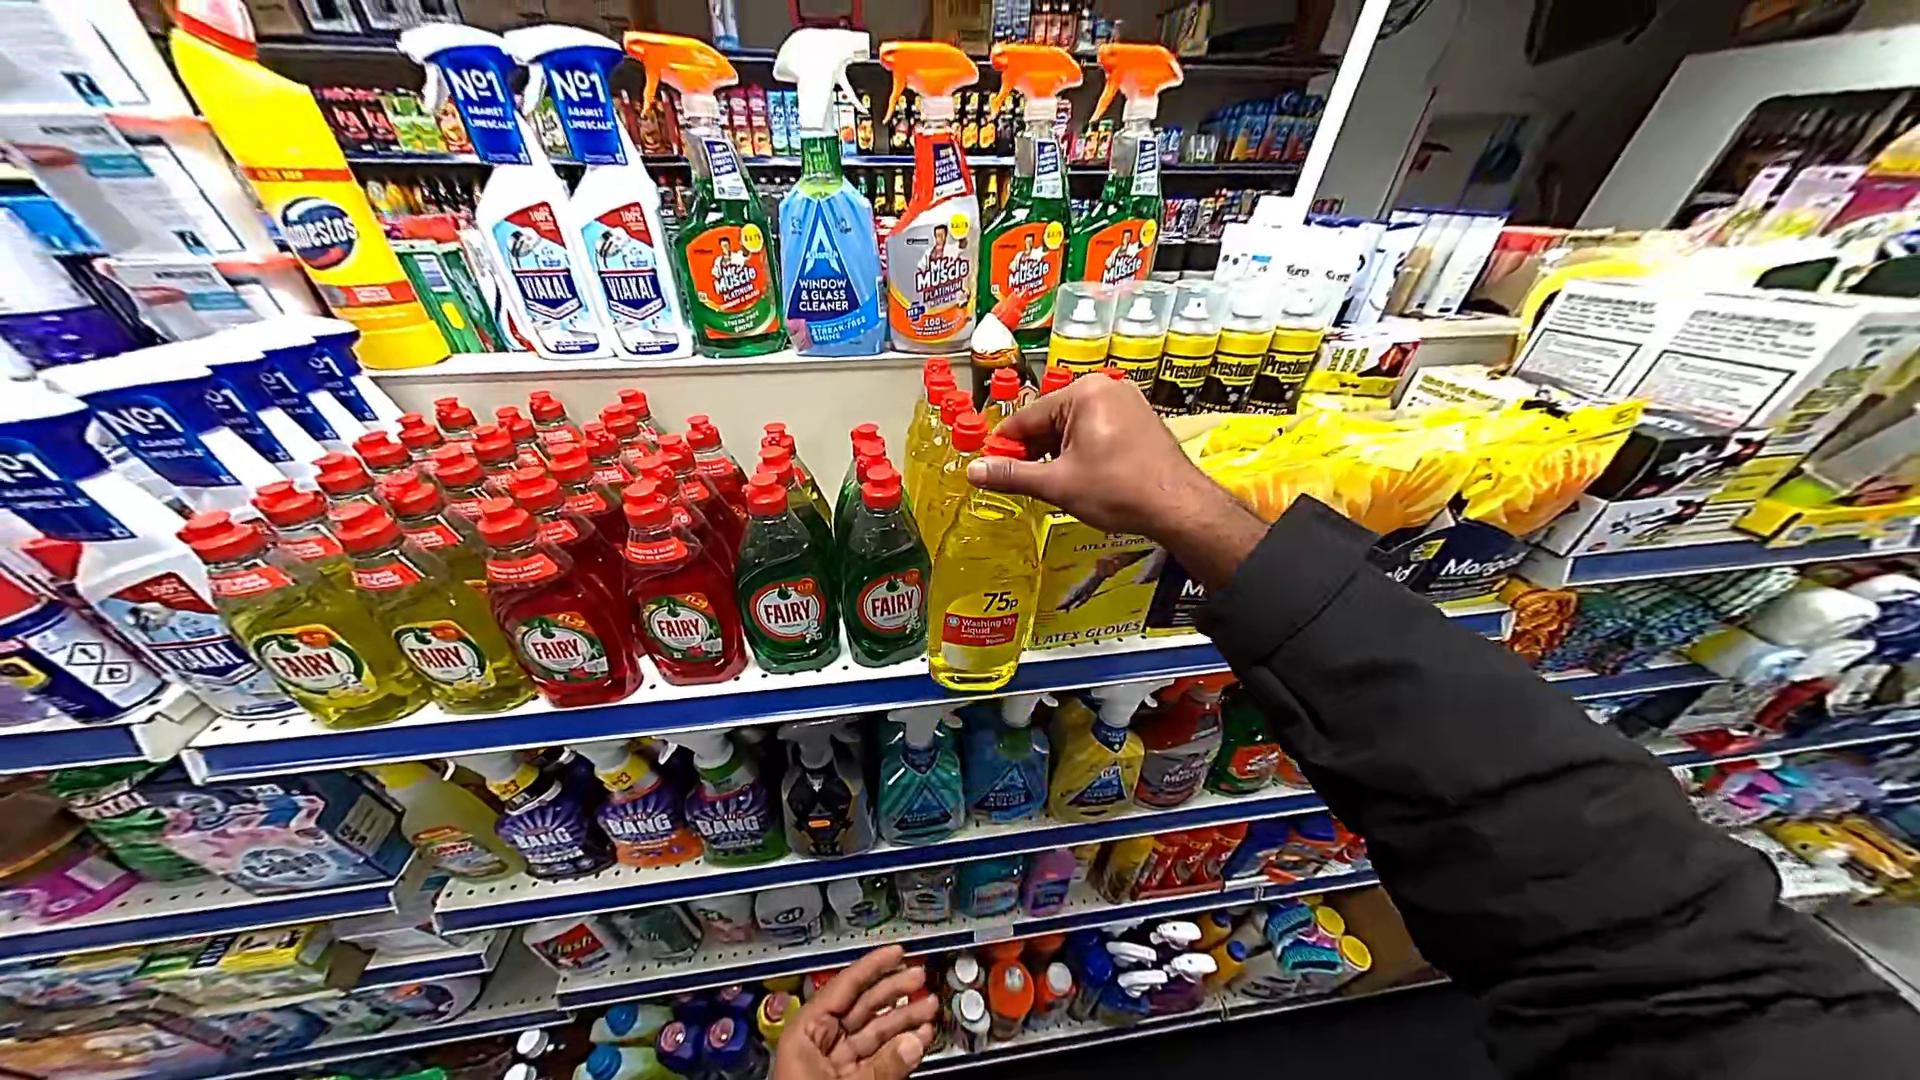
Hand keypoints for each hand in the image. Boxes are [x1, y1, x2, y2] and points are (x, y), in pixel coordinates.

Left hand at [773, 946, 940, 1079]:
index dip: (874, 965)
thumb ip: (882, 1065)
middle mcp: (820, 1042)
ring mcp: (835, 1065)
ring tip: (929, 1009)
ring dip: (905, 1021)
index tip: (897, 952)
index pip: (845, 985)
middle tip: (921, 979)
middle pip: (864, 1006)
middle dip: (896, 993)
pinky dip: (900, 1049)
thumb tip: (914, 1039)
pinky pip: (878, 1058)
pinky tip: (919, 1038)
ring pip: (875, 1032)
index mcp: (807, 1031)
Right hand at [966, 375, 1268, 587]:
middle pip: (1049, 420)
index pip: (1026, 417)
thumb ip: (1012, 474)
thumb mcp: (1057, 484)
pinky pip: (1095, 430)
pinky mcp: (1137, 419)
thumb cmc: (1119, 490)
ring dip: (1056, 454)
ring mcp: (1125, 402)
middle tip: (1021, 482)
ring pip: (1072, 427)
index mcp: (1083, 393)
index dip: (1004, 446)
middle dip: (1033, 451)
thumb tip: (973, 471)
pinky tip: (1077, 477)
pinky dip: (1080, 451)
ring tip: (1051, 484)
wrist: (1179, 507)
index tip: (988, 467)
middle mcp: (1105, 388)